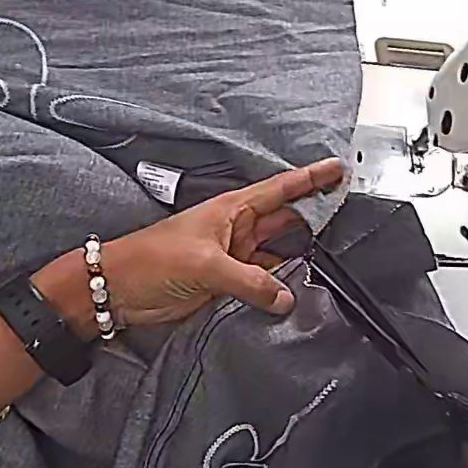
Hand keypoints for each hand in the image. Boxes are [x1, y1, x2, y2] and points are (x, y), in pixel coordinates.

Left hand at [33, 158, 345, 335]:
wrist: (119, 289)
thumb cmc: (151, 259)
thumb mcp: (205, 264)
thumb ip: (250, 281)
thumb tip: (285, 296)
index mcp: (232, 210)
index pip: (281, 189)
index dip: (310, 178)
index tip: (337, 170)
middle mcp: (237, 230)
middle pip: (286, 220)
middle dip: (314, 219)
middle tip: (349, 220)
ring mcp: (234, 257)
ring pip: (279, 254)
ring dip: (300, 258)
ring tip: (332, 262)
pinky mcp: (228, 283)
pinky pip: (264, 282)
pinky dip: (281, 287)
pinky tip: (298, 292)